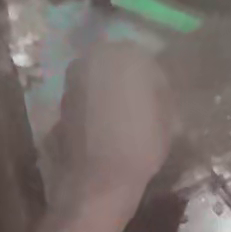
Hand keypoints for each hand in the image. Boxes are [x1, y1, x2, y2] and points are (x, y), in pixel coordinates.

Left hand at [54, 42, 174, 216]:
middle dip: (130, 85)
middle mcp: (94, 57)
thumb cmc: (142, 145)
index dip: (158, 86)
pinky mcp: (62, 100)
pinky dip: (96, 110)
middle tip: (144, 111)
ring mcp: (73, 78)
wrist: (100, 176)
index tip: (164, 106)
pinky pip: (87, 100)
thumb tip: (156, 92)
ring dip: (111, 96)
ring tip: (125, 123)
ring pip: (100, 82)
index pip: (149, 63)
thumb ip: (161, 97)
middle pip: (119, 67)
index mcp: (126, 55)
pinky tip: (107, 131)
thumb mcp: (168, 120)